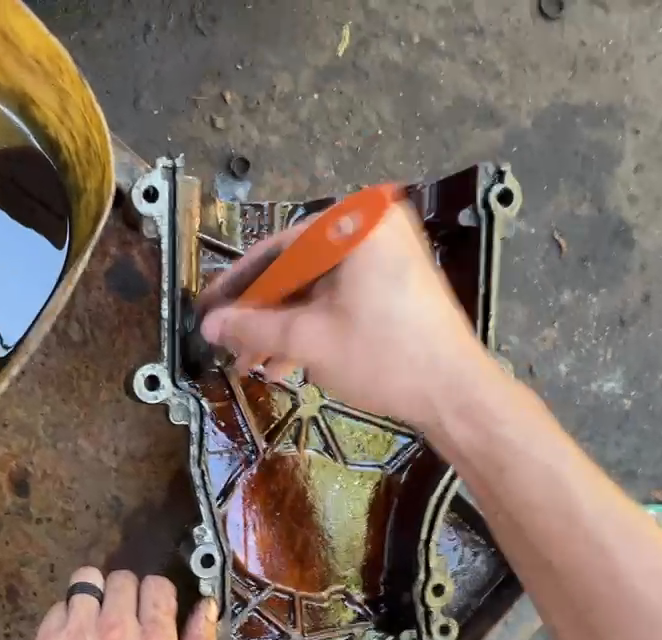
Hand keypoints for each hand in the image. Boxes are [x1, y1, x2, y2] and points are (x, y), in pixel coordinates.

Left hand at [17, 568, 218, 639]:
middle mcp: (117, 629)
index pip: (158, 586)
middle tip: (122, 620)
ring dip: (94, 595)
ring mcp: (78, 631)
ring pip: (87, 579)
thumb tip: (207, 606)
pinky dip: (67, 616)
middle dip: (126, 595)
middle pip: (123, 578)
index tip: (152, 613)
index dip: (157, 597)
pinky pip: (59, 605)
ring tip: (94, 620)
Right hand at [197, 199, 504, 431]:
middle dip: (259, 312)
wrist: (451, 390)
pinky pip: (336, 297)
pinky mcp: (391, 284)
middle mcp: (371, 230)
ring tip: (251, 362)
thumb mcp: (306, 339)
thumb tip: (209, 325)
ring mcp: (385, 257)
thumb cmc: (382, 356)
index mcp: (354, 227)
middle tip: (227, 341)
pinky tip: (283, 361)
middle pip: (294, 268)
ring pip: (313, 288)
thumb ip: (252, 327)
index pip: (277, 248)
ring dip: (280, 325)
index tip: (209, 309)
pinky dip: (309, 325)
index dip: (237, 285)